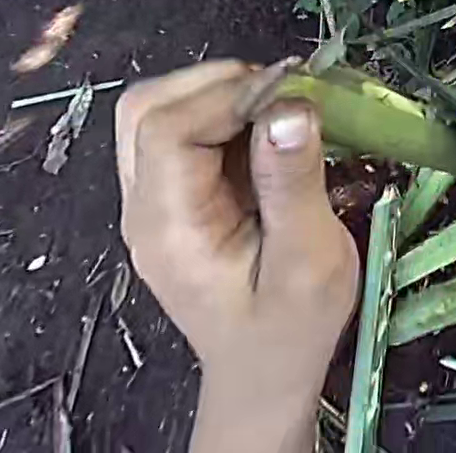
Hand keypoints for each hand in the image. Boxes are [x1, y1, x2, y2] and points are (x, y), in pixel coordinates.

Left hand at [116, 59, 358, 452]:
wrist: (267, 371)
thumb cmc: (291, 324)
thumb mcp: (308, 257)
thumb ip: (294, 182)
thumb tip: (291, 106)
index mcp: (170, 225)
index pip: (168, 129)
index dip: (230, 96)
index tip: (295, 94)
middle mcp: (147, 204)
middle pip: (147, 109)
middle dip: (219, 83)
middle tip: (285, 93)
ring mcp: (157, 198)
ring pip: (159, 110)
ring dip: (221, 91)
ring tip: (279, 104)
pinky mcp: (179, 193)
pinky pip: (185, 126)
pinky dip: (228, 108)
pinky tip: (270, 127)